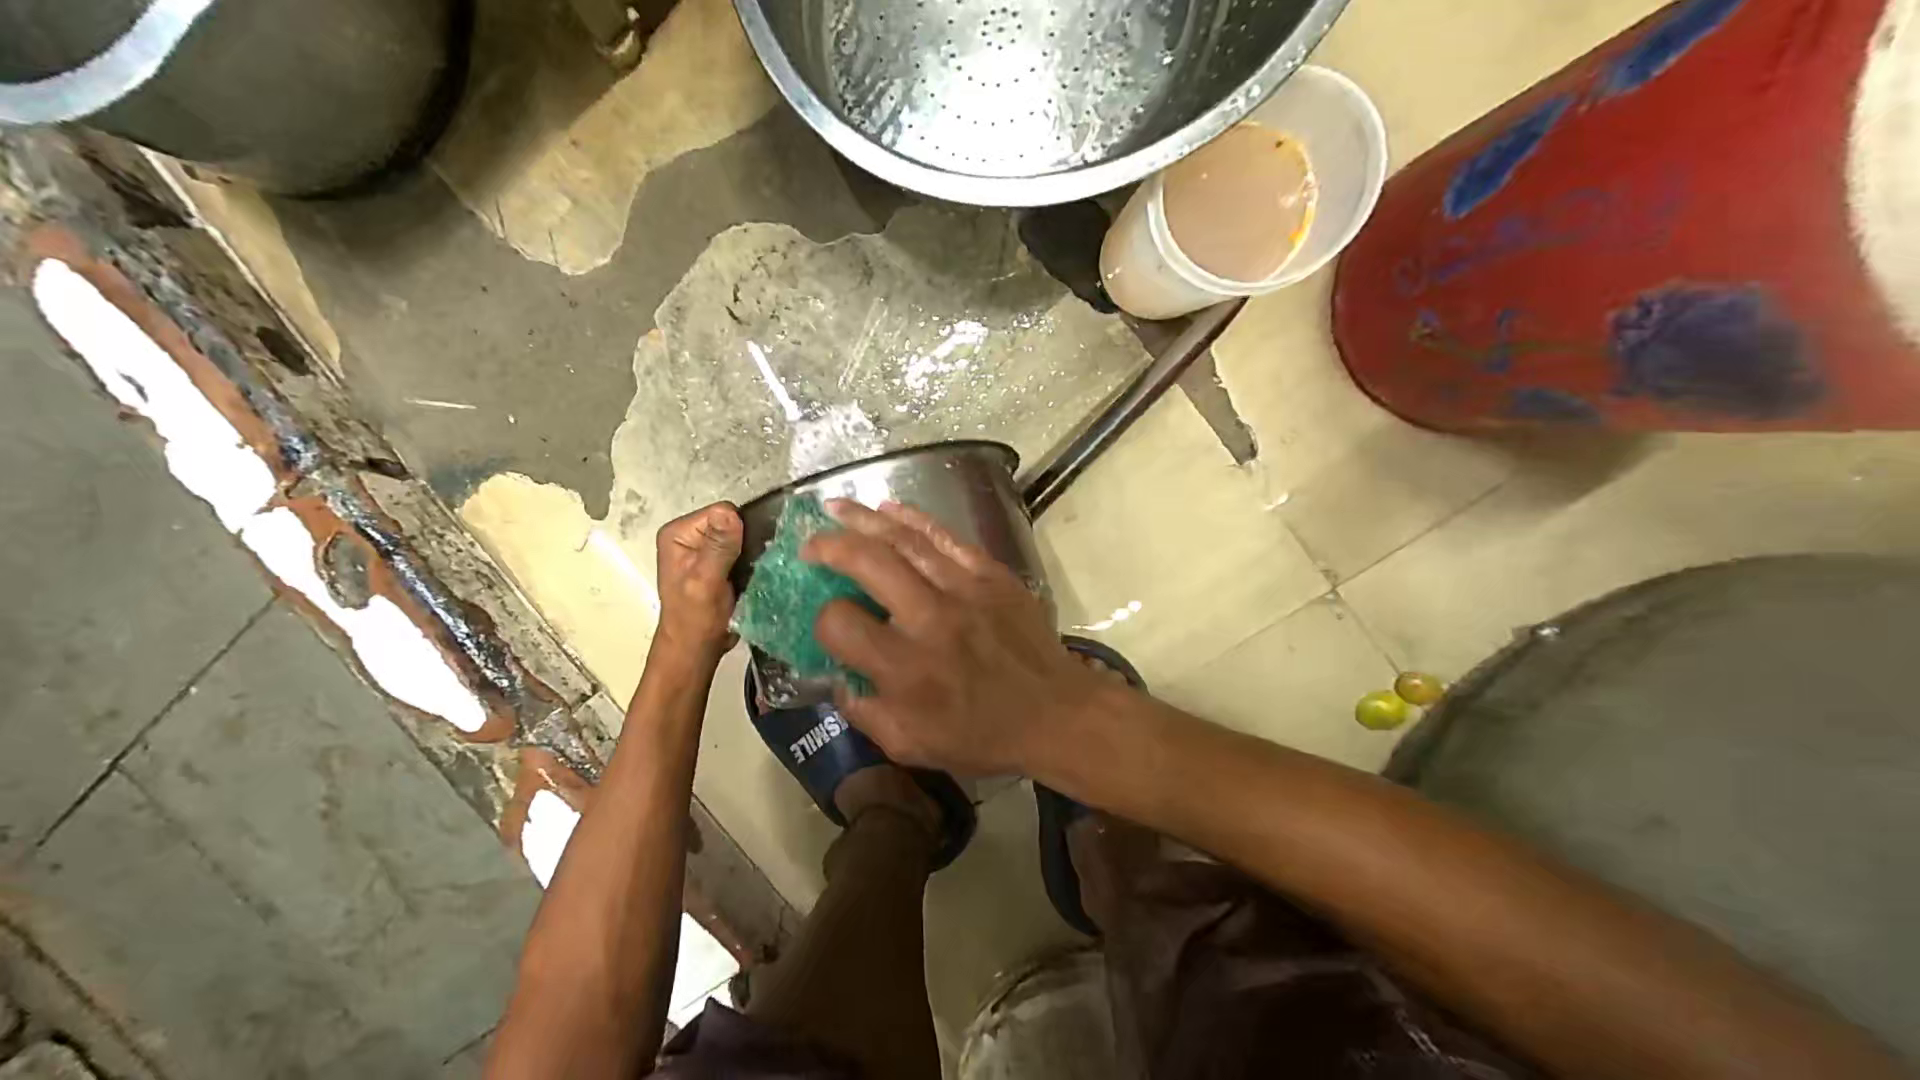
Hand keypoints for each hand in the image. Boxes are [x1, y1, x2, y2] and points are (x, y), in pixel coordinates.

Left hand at [654, 502, 742, 660]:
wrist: (697, 649)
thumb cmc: (696, 619)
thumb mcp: (706, 581)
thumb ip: (718, 547)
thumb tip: (731, 513)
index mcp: (678, 533)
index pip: (722, 511)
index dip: (739, 531)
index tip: (742, 558)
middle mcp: (690, 535)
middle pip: (733, 523)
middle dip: (747, 542)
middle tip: (751, 567)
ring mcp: (706, 549)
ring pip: (743, 537)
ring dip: (753, 553)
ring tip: (754, 573)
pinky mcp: (721, 563)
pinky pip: (745, 552)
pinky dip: (753, 562)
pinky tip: (755, 575)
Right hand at [803, 499, 1108, 776]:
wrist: (1054, 713)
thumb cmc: (981, 735)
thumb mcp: (910, 745)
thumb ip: (863, 712)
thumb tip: (835, 676)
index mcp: (904, 668)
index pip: (840, 623)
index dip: (823, 619)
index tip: (829, 622)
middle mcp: (929, 619)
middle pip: (868, 563)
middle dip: (829, 546)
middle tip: (809, 542)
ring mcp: (963, 590)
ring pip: (905, 540)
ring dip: (864, 520)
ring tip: (836, 508)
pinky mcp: (991, 574)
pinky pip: (945, 537)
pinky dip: (914, 518)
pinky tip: (889, 508)